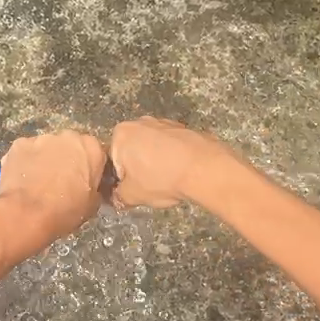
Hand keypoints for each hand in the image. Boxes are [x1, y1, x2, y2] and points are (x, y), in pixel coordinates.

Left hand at [0, 130, 108, 245]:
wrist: (28, 213)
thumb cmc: (65, 211)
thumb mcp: (92, 204)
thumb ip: (94, 187)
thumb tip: (90, 188)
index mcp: (92, 148)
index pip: (94, 153)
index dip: (88, 167)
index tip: (83, 181)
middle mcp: (69, 137)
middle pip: (69, 145)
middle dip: (66, 159)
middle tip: (60, 181)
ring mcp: (42, 138)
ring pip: (46, 147)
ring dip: (44, 159)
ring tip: (37, 182)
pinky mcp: (19, 144)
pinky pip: (25, 151)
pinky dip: (24, 162)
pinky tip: (21, 179)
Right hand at [109, 117, 238, 208]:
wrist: (206, 169)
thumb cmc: (162, 179)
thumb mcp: (133, 195)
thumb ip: (119, 196)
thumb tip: (118, 197)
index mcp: (121, 134)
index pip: (113, 161)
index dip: (121, 180)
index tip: (132, 191)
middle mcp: (141, 122)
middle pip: (133, 151)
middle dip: (138, 168)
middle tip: (149, 187)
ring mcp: (165, 123)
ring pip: (153, 147)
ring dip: (157, 162)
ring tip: (168, 182)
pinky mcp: (185, 128)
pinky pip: (173, 146)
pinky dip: (174, 158)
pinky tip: (182, 173)